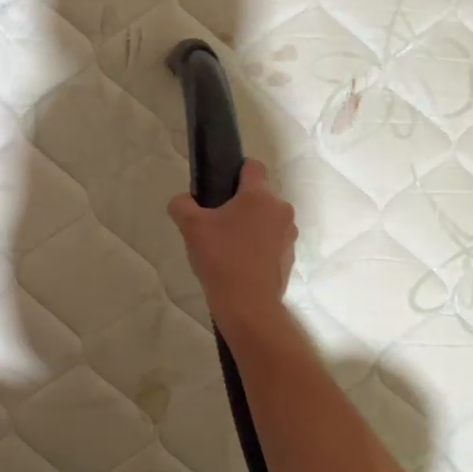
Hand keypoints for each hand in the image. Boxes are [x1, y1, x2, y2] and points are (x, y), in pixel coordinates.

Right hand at [168, 159, 296, 325]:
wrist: (248, 305)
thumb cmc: (221, 258)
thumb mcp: (190, 227)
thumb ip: (182, 205)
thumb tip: (183, 201)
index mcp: (260, 195)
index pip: (252, 166)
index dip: (234, 172)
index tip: (218, 189)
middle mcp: (281, 209)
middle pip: (259, 195)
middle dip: (239, 204)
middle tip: (216, 223)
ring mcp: (288, 235)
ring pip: (266, 220)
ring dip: (250, 226)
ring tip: (227, 247)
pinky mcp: (289, 257)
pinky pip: (271, 242)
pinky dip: (258, 247)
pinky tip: (239, 264)